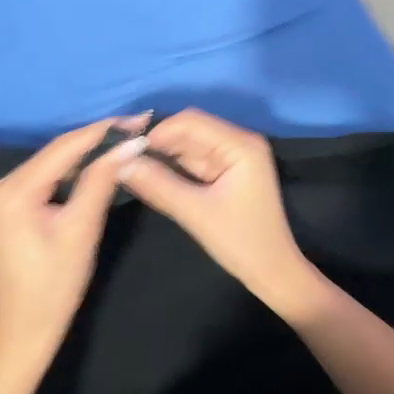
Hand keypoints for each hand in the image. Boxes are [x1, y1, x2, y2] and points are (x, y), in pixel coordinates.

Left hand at [0, 116, 149, 364]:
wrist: (23, 327)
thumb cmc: (55, 284)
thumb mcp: (82, 229)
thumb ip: (102, 179)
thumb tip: (132, 142)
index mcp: (10, 192)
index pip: (63, 149)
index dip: (102, 131)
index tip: (137, 119)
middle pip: (52, 156)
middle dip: (92, 144)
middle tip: (133, 131)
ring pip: (45, 166)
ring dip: (79, 159)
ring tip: (118, 145)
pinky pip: (35, 181)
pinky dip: (62, 176)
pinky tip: (88, 169)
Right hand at [116, 109, 324, 314]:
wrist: (273, 272)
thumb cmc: (241, 242)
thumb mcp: (196, 213)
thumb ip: (159, 185)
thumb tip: (120, 163)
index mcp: (240, 144)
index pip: (191, 122)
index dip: (157, 132)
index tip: (125, 150)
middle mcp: (238, 142)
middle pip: (189, 130)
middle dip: (157, 143)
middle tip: (122, 160)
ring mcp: (233, 156)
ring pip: (188, 145)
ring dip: (162, 155)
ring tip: (129, 167)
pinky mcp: (226, 172)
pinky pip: (193, 161)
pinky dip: (172, 167)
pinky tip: (149, 176)